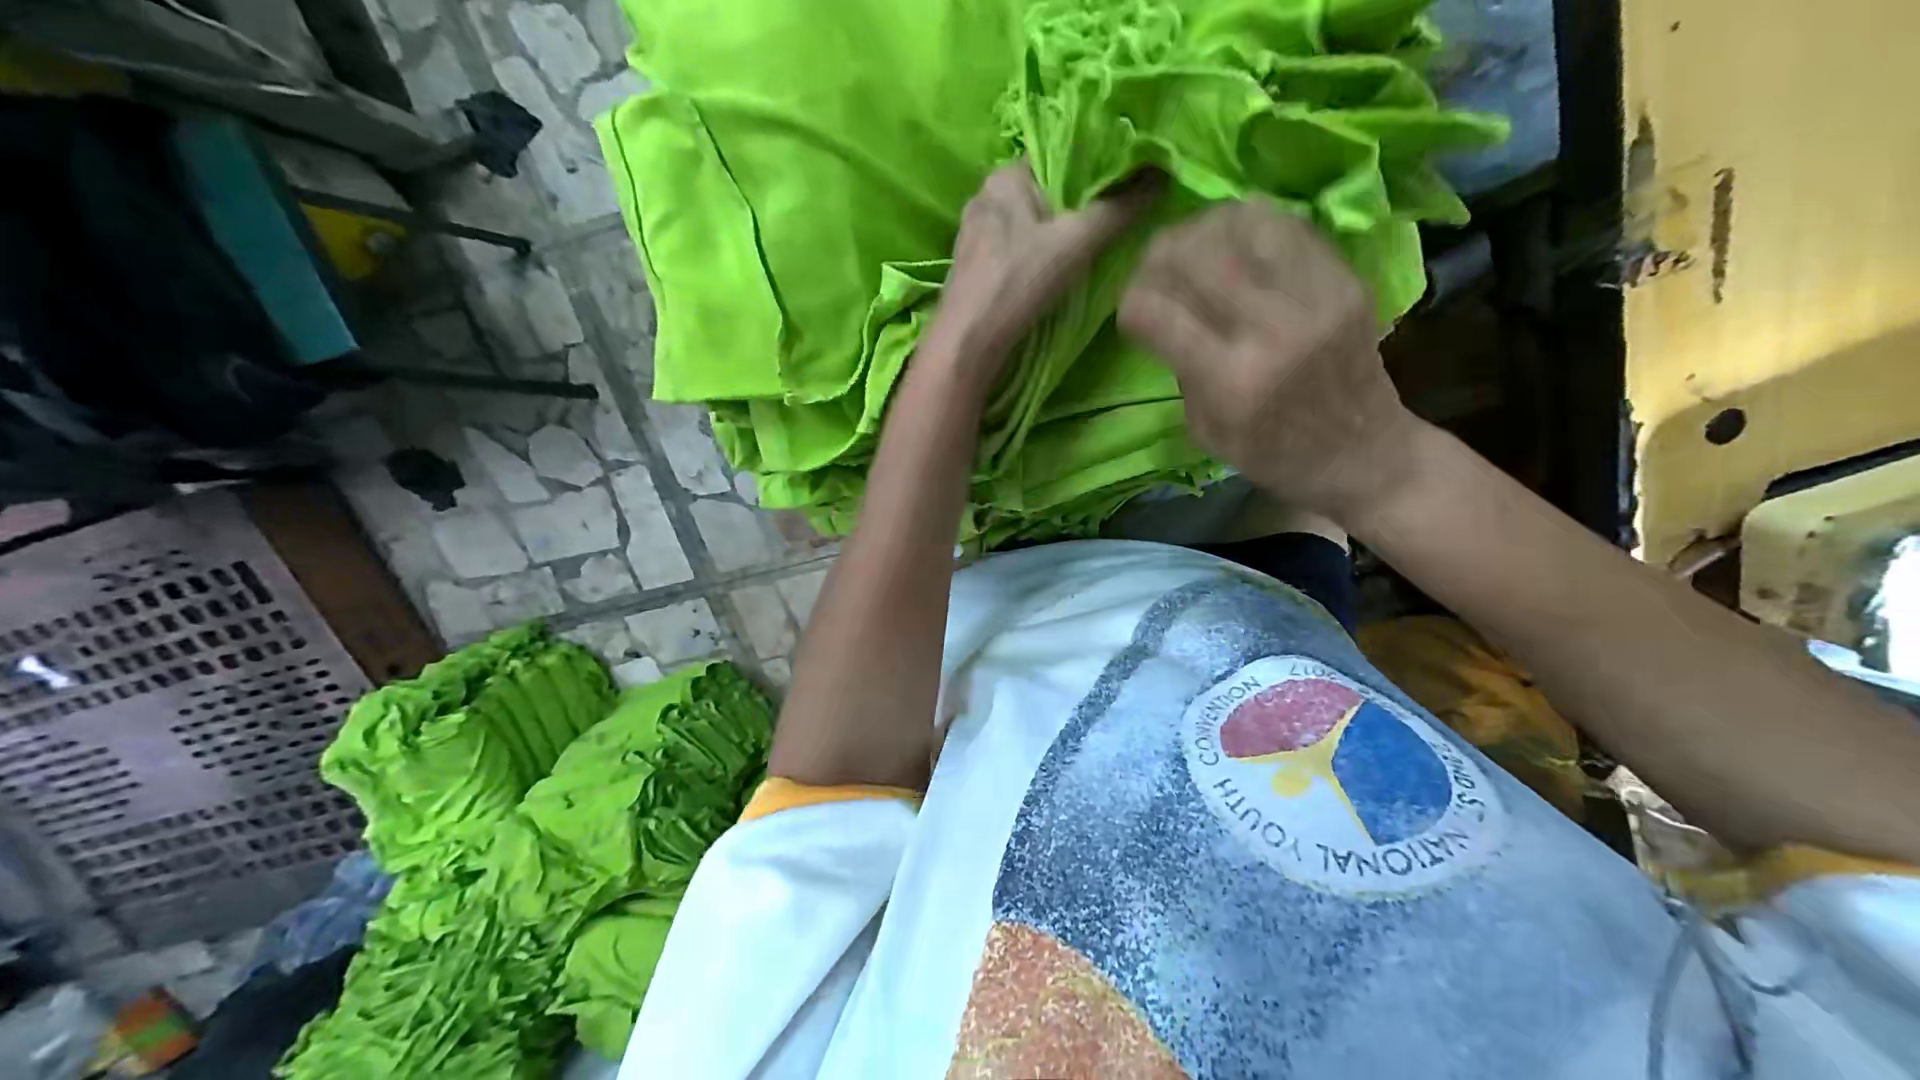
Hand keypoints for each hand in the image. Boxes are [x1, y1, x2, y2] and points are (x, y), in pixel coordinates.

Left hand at [923, 161, 1161, 391]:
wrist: (967, 344)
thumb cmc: (1017, 283)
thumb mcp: (1076, 241)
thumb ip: (1119, 209)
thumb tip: (1161, 176)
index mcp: (1004, 175)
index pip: (1058, 157)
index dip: (1094, 170)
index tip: (1124, 189)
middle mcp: (985, 197)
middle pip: (1046, 193)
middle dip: (1078, 208)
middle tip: (1113, 225)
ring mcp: (975, 235)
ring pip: (1031, 225)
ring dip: (1058, 237)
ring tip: (1088, 253)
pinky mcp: (975, 268)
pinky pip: (1017, 251)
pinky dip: (1038, 258)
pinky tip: (1054, 276)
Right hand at [1118, 200, 1420, 525]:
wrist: (1365, 453)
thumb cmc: (1275, 456)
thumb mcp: (1206, 431)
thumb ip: (1181, 368)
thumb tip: (1162, 313)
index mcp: (1231, 382)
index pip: (1156, 313)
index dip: (1130, 305)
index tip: (1132, 315)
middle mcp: (1271, 330)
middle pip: (1194, 255)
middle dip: (1157, 256)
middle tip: (1152, 269)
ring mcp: (1314, 297)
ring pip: (1241, 225)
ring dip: (1202, 230)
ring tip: (1192, 247)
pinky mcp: (1344, 280)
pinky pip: (1286, 225)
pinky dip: (1248, 224)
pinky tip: (1235, 241)